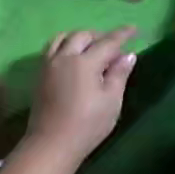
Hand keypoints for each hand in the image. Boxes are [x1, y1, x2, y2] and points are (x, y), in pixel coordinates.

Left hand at [25, 26, 137, 159]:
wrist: (51, 144)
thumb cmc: (87, 125)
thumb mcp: (111, 101)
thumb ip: (119, 74)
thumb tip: (128, 55)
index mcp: (84, 62)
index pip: (108, 42)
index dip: (122, 34)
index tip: (134, 29)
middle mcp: (64, 57)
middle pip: (83, 35)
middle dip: (100, 36)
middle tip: (114, 47)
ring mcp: (49, 65)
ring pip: (63, 38)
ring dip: (80, 38)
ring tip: (91, 48)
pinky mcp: (40, 74)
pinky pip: (53, 49)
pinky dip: (66, 45)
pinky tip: (73, 58)